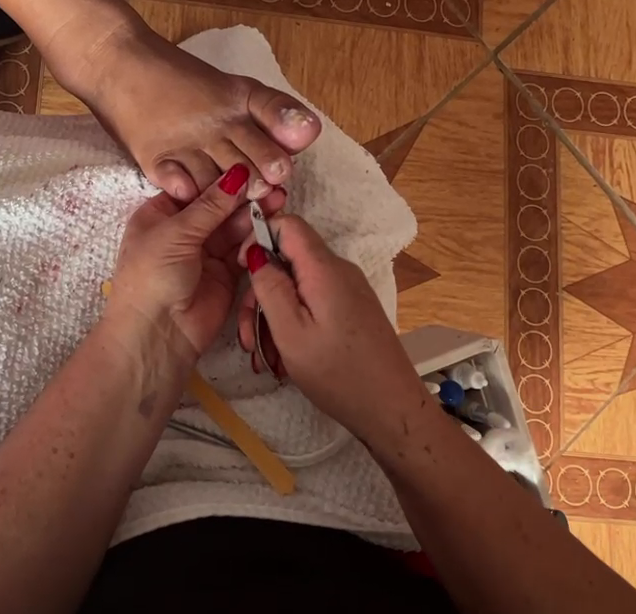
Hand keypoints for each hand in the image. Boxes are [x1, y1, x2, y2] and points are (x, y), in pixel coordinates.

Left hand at [107, 165, 286, 361]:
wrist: (156, 335)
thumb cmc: (152, 275)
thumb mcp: (177, 233)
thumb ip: (210, 204)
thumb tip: (238, 172)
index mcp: (159, 214)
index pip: (195, 187)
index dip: (221, 177)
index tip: (251, 164)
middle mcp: (182, 230)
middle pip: (217, 206)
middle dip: (242, 196)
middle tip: (273, 182)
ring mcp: (204, 252)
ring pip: (233, 226)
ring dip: (253, 214)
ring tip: (279, 198)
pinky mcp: (225, 273)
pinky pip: (243, 249)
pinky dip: (257, 238)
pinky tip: (273, 223)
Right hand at [236, 215, 429, 442]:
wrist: (394, 412)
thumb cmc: (338, 373)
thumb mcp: (291, 332)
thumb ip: (269, 286)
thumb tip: (256, 252)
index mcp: (324, 269)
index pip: (288, 223)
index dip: (258, 237)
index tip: (241, 270)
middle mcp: (339, 271)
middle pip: (287, 260)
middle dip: (260, 293)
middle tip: (247, 336)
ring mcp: (348, 291)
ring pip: (297, 286)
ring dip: (273, 316)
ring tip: (264, 358)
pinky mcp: (352, 310)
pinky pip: (312, 303)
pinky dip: (293, 324)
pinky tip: (284, 358)